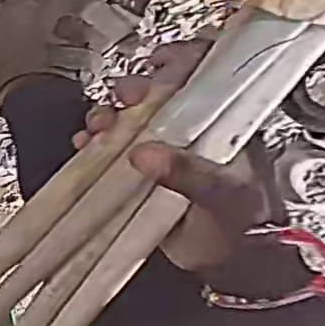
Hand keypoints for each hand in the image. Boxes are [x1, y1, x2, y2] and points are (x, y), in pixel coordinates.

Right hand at [73, 40, 295, 285]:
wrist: (227, 265)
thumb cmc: (240, 226)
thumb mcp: (220, 194)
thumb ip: (187, 173)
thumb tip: (144, 154)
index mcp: (222, 127)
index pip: (205, 78)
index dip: (183, 61)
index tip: (160, 61)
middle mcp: (189, 133)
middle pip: (157, 96)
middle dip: (134, 90)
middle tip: (124, 97)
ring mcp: (161, 153)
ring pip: (129, 122)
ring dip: (108, 117)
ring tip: (98, 125)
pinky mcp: (136, 175)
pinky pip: (109, 153)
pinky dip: (92, 146)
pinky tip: (84, 145)